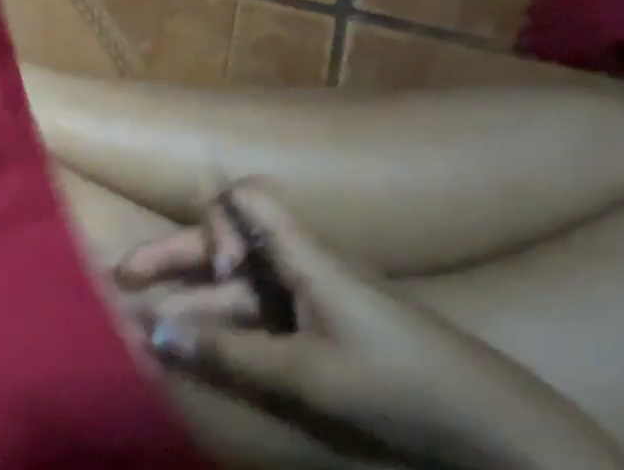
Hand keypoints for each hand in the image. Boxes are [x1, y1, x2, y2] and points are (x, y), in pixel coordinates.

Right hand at [115, 181, 623, 469]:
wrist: (498, 425)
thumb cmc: (400, 382)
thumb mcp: (308, 374)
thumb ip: (227, 352)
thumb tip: (149, 333)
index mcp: (305, 256)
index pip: (247, 198)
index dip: (218, 221)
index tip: (219, 268)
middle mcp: (301, 264)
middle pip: (225, 240)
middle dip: (173, 256)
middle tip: (125, 275)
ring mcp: (309, 296)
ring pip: (235, 283)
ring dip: (191, 299)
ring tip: (146, 323)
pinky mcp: (318, 325)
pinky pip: (256, 311)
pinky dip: (221, 323)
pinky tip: (199, 344)